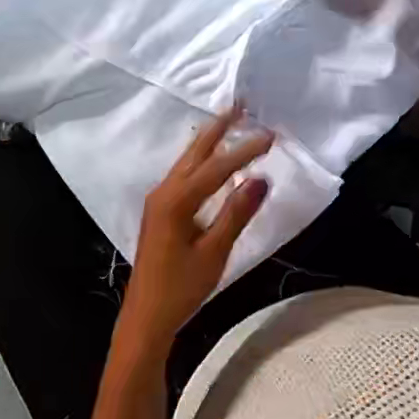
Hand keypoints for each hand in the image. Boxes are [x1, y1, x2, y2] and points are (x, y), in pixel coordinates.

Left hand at [119, 107, 272, 344]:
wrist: (147, 313)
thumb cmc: (182, 287)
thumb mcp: (215, 252)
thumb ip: (237, 213)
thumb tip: (261, 178)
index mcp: (176, 200)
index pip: (217, 167)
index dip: (245, 150)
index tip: (271, 135)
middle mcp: (164, 192)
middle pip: (195, 152)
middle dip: (219, 128)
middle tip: (240, 104)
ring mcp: (159, 200)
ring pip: (186, 161)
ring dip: (209, 141)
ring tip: (231, 122)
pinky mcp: (160, 210)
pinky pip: (182, 175)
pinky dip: (201, 161)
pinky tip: (212, 160)